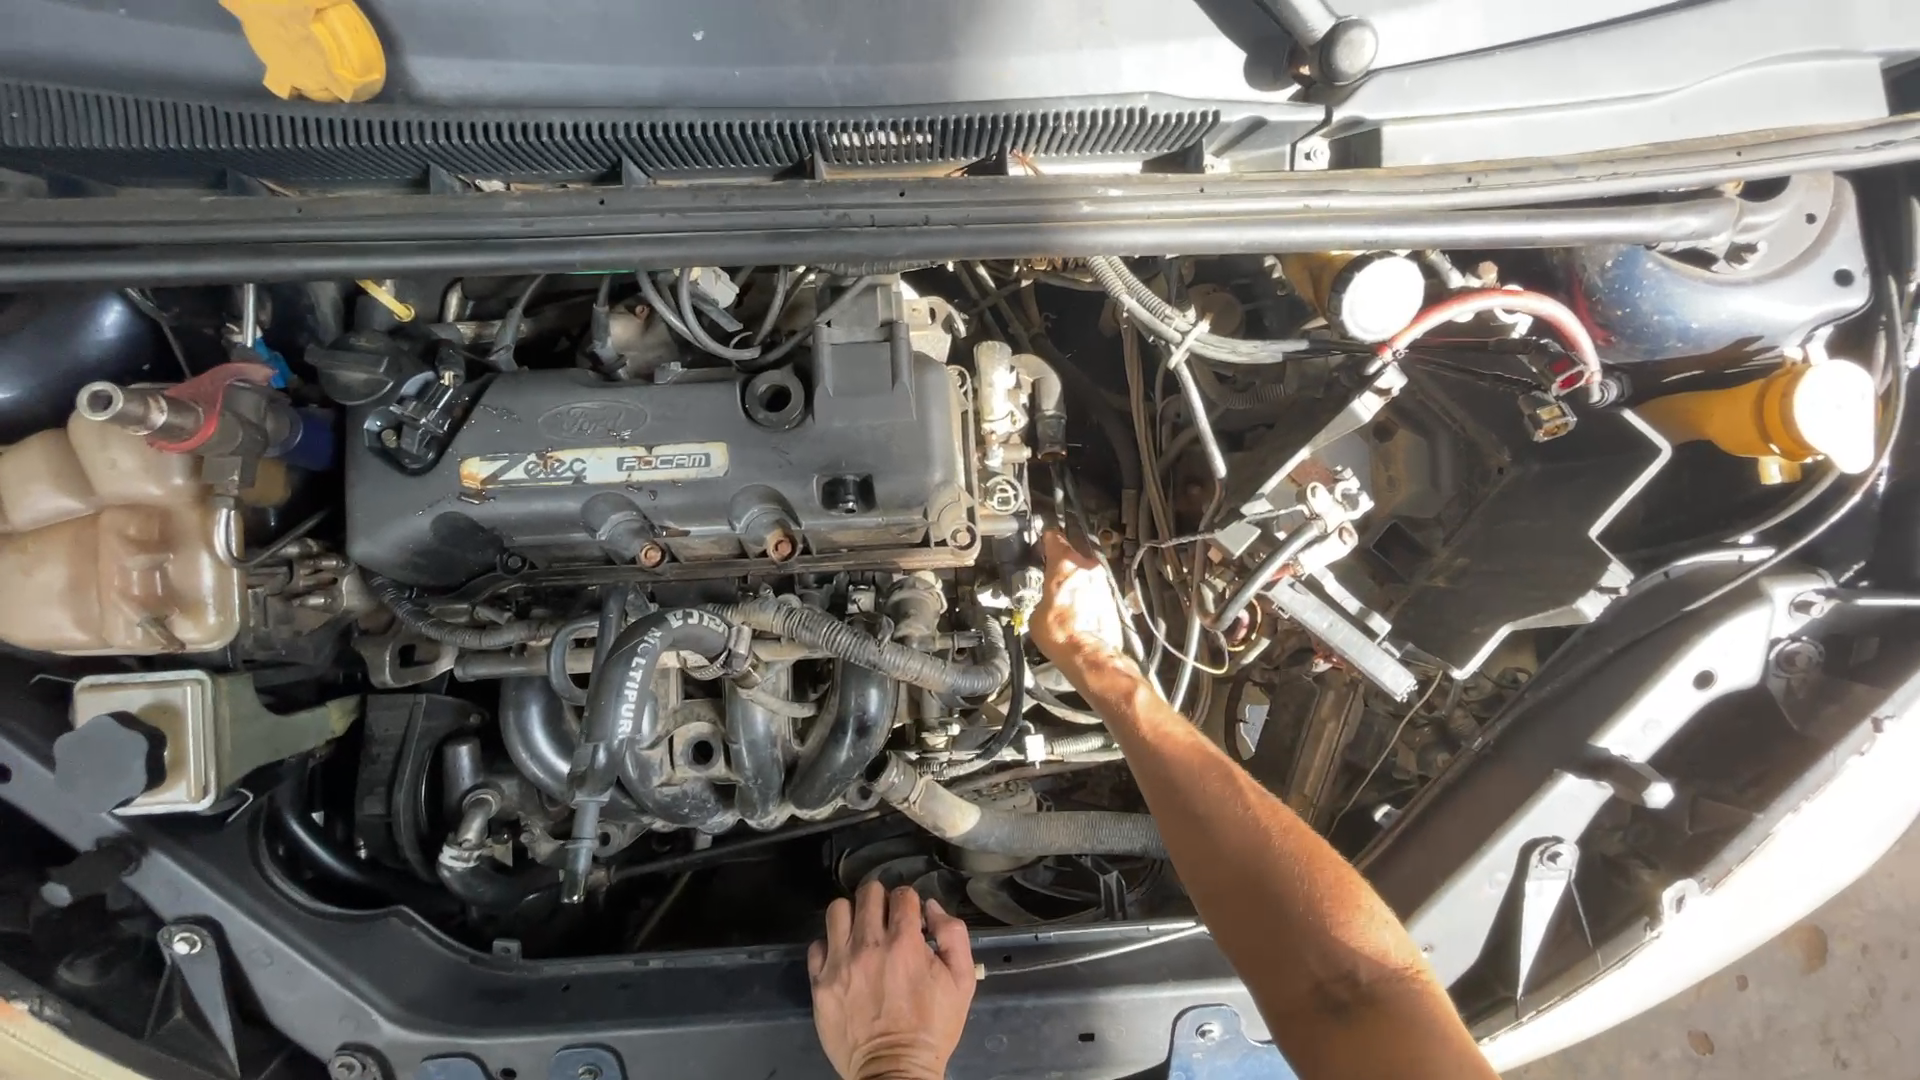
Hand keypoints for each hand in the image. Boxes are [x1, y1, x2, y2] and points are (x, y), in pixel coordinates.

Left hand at [809, 882, 975, 1079]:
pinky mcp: (820, 984)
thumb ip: (953, 933)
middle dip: (881, 900)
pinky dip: (830, 946)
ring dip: (852, 915)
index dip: (909, 902)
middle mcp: (869, 945)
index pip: (902, 894)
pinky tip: (843, 958)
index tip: (911, 919)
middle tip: (886, 920)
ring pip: (838, 910)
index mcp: (904, 942)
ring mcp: (840, 964)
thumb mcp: (962, 980)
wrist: (895, 1072)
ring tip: (861, 932)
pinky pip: (817, 945)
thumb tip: (931, 908)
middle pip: (868, 892)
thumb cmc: (933, 1027)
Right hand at [1031, 530, 1130, 679]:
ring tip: (1063, 588)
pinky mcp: (1111, 598)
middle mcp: (1087, 567)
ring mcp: (1102, 582)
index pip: (1055, 537)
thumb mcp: (1036, 613)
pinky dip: (1087, 591)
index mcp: (1064, 564)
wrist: (1089, 655)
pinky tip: (1076, 604)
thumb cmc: (1063, 634)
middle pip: (1075, 550)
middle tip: (1052, 564)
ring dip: (1077, 575)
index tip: (1043, 536)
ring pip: (1087, 569)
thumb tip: (1045, 601)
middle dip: (1064, 556)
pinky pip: (1096, 587)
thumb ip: (1042, 596)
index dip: (1047, 536)